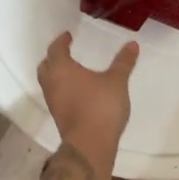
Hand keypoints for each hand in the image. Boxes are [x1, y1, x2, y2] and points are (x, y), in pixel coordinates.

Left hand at [38, 32, 138, 149]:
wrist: (90, 144)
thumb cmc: (100, 106)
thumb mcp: (116, 81)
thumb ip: (123, 62)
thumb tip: (132, 44)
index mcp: (61, 68)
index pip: (56, 49)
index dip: (61, 41)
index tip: (68, 36)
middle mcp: (52, 83)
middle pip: (46, 66)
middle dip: (53, 58)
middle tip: (65, 53)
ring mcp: (53, 102)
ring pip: (49, 82)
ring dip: (57, 75)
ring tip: (71, 71)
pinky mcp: (58, 117)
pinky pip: (56, 96)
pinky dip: (62, 89)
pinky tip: (77, 92)